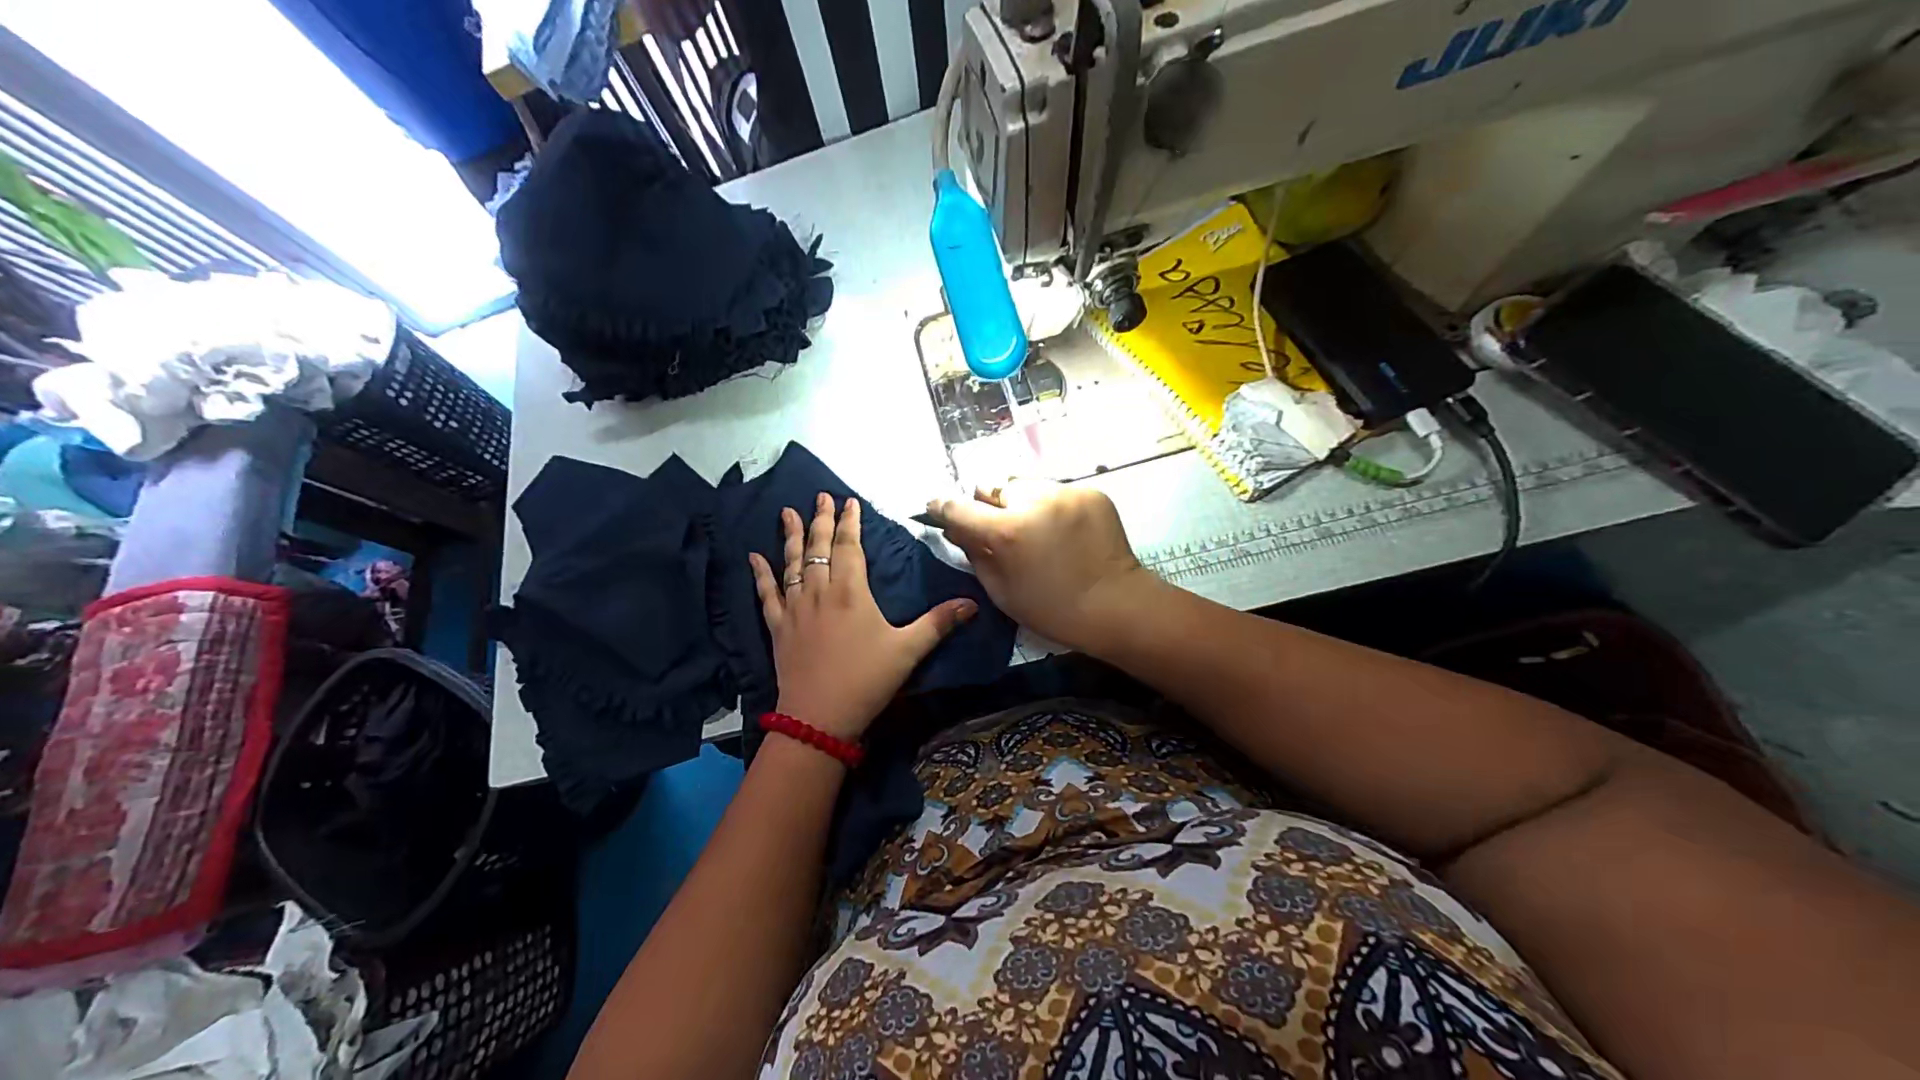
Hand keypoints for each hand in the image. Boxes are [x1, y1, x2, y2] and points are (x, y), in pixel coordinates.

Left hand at [748, 493, 978, 742]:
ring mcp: (795, 608)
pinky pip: (767, 594)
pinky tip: (753, 557)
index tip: (849, 501)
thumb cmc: (867, 679)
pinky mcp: (778, 627)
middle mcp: (820, 591)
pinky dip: (760, 575)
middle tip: (820, 496)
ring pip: (792, 563)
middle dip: (821, 519)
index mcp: (851, 591)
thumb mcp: (909, 650)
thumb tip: (972, 603)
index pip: (850, 546)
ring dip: (790, 537)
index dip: (850, 522)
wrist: (819, 717)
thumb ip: (939, 623)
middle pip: (819, 547)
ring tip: (786, 512)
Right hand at [927, 480, 1159, 654]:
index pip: (960, 507)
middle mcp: (1033, 502)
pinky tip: (1062, 531)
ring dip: (1022, 502)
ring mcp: (1065, 493)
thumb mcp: (1001, 590)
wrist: (1116, 606)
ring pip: (1027, 486)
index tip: (936, 507)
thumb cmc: (1052, 609)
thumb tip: (957, 529)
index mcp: (1007, 531)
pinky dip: (1051, 507)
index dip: (942, 507)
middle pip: (996, 489)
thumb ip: (974, 553)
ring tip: (1036, 529)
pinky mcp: (1090, 493)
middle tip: (1001, 529)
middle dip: (992, 505)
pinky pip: (1056, 492)